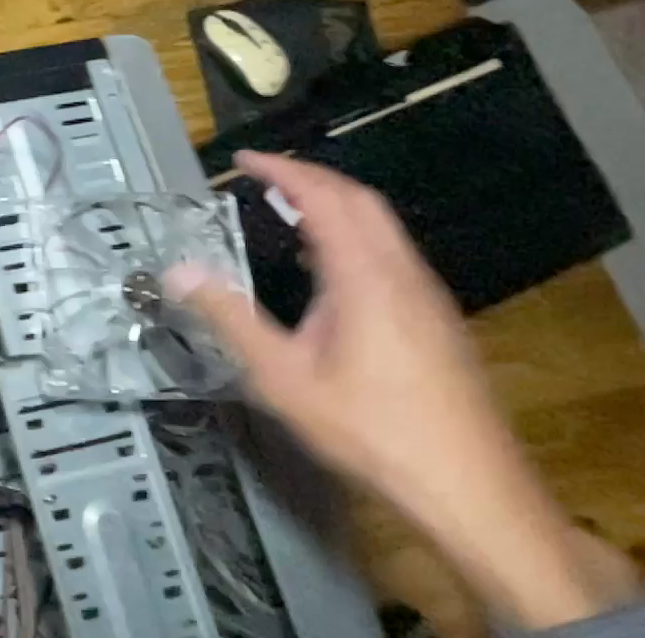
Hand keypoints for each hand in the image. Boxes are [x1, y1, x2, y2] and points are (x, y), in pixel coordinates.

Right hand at [166, 151, 636, 627]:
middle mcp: (403, 276)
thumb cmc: (368, 428)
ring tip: (285, 205)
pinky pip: (389, 252)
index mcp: (365, 278)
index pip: (326, 199)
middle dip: (309, 177)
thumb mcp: (280, 376)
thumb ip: (228, 317)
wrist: (470, 489)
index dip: (283, 170)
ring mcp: (427, 297)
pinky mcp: (435, 320)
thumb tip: (177, 271)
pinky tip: (324, 263)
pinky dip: (350, 233)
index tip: (242, 158)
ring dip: (333, 203)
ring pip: (382, 226)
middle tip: (261, 172)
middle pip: (362, 202)